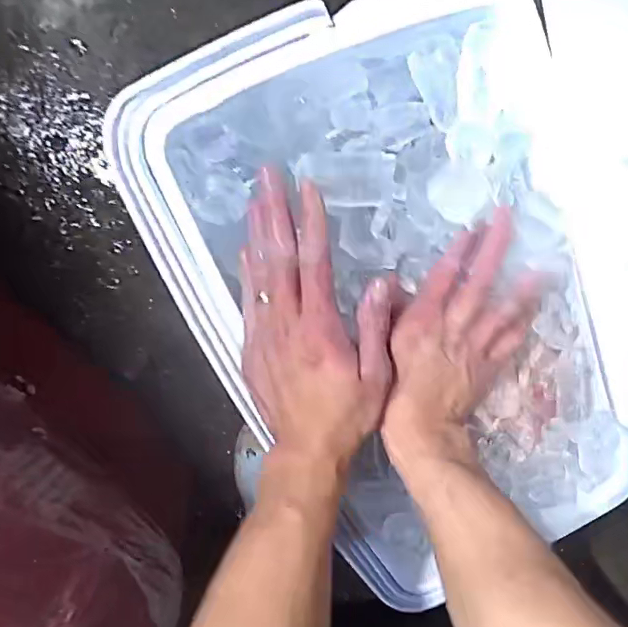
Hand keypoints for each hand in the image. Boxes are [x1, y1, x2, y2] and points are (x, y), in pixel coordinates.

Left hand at [240, 166, 393, 497]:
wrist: (307, 450)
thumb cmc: (349, 416)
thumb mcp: (377, 376)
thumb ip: (376, 327)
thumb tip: (381, 282)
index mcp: (320, 328)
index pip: (314, 264)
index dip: (310, 223)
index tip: (307, 189)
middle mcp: (287, 325)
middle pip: (277, 259)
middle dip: (273, 213)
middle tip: (266, 176)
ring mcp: (264, 336)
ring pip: (258, 275)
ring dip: (255, 234)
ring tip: (254, 200)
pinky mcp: (252, 350)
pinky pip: (247, 303)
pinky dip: (246, 273)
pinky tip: (246, 252)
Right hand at [382, 207, 542, 470]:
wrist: (423, 429)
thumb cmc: (396, 390)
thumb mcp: (383, 347)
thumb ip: (390, 313)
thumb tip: (392, 283)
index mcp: (423, 322)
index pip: (443, 278)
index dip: (460, 251)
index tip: (474, 227)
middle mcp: (452, 329)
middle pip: (477, 284)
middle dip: (493, 251)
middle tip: (508, 222)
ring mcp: (475, 349)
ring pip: (502, 312)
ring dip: (522, 287)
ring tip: (541, 265)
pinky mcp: (489, 367)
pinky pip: (510, 342)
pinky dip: (524, 323)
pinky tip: (536, 306)